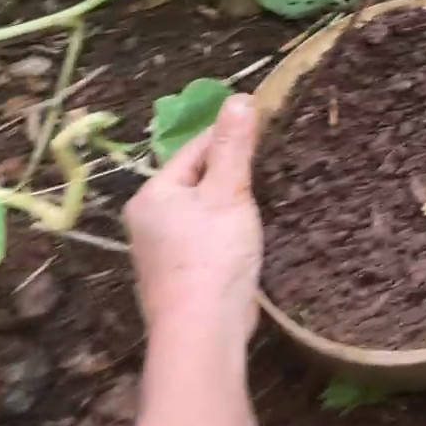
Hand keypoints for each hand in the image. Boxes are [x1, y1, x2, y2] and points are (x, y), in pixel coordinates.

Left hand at [125, 95, 263, 346]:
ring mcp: (164, 244)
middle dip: (234, 163)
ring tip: (267, 185)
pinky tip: (250, 222)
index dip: (232, 132)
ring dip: (233, 191)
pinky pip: (207, 225)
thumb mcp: (228, 192)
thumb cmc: (212, 254)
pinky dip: (229, 216)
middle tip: (275, 152)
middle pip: (199, 174)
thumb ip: (233, 146)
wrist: (203, 327)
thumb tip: (239, 98)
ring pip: (204, 201)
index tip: (270, 119)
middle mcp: (150, 216)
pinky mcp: (183, 266)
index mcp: (153, 194)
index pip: (197, 147)